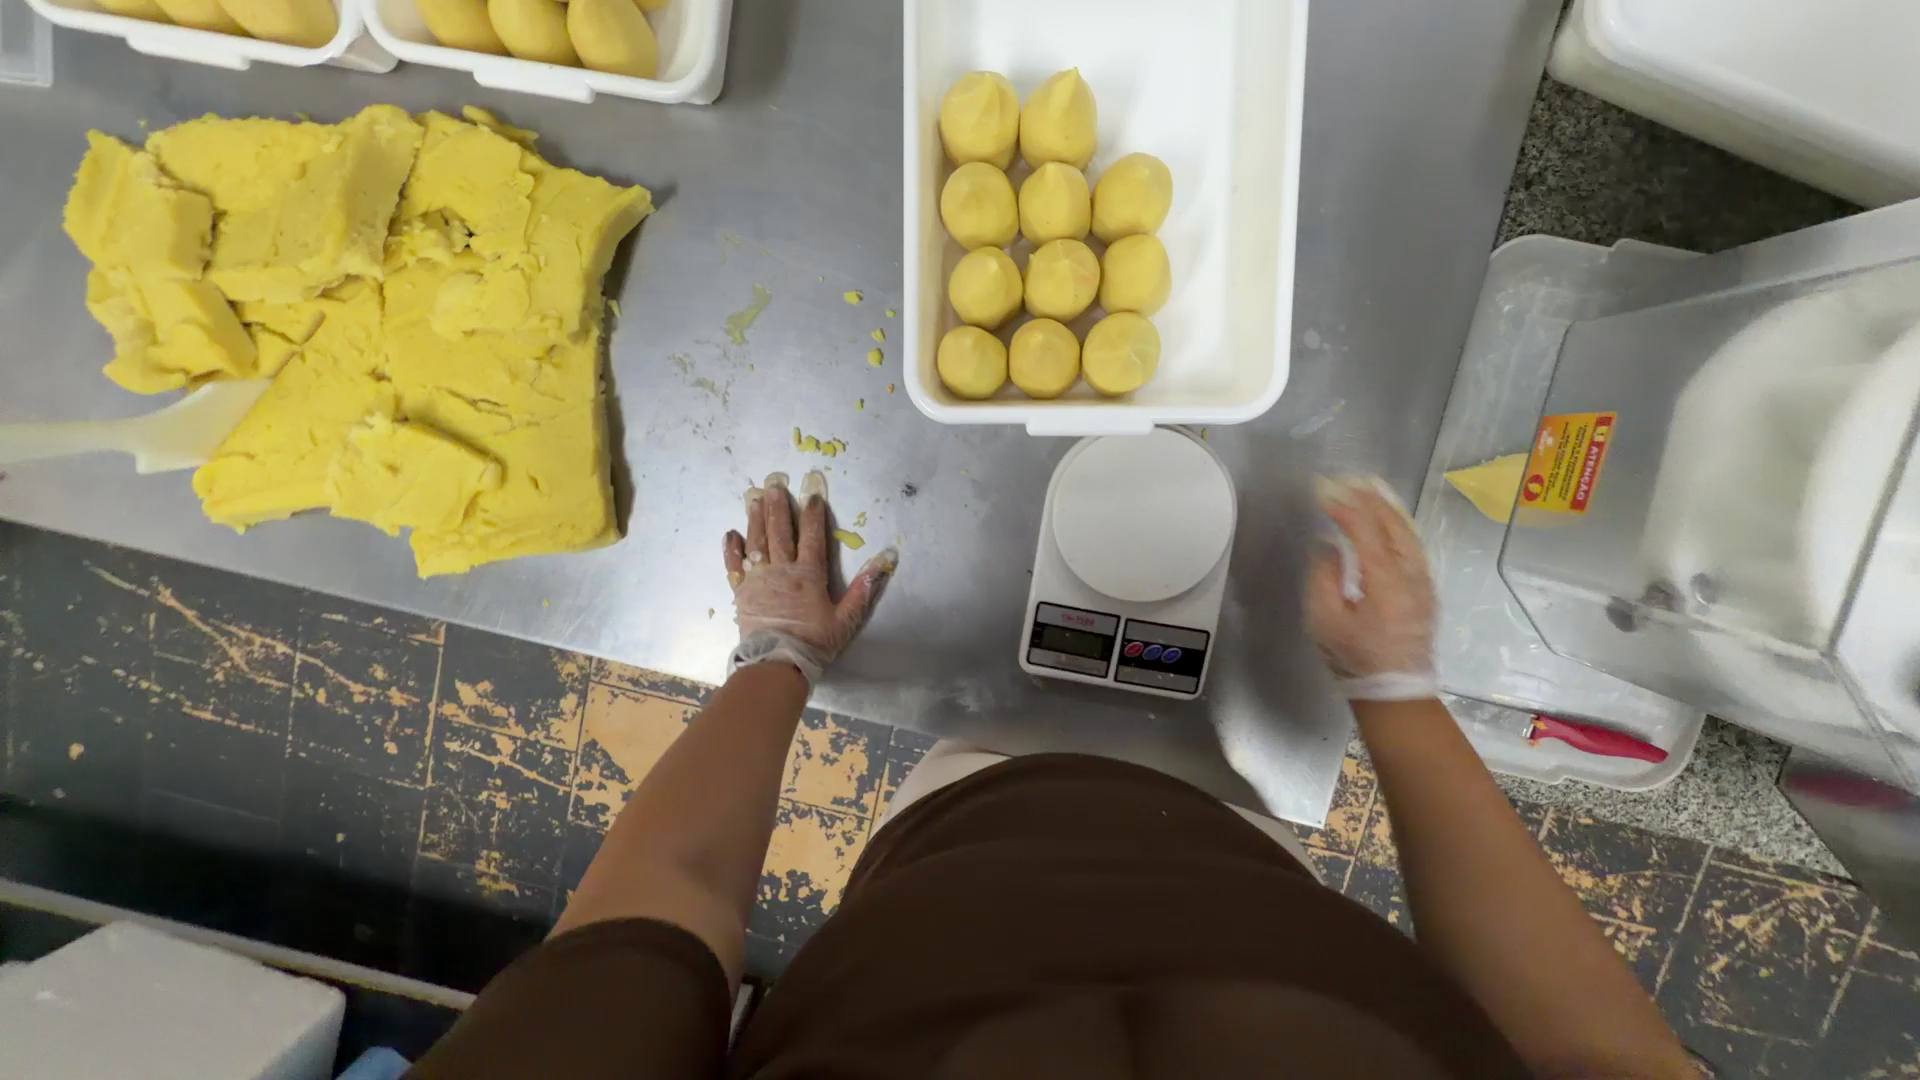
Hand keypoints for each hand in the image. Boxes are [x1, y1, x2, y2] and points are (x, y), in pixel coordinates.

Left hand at [722, 471, 895, 685]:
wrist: (777, 663)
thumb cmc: (815, 642)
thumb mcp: (847, 618)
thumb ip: (865, 588)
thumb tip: (887, 559)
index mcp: (809, 574)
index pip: (813, 536)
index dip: (813, 514)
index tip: (811, 494)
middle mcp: (782, 569)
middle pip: (780, 531)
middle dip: (778, 506)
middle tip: (775, 484)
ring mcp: (758, 579)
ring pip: (757, 541)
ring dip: (756, 518)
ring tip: (755, 497)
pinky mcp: (741, 591)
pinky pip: (734, 566)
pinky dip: (732, 549)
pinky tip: (731, 533)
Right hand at [1307, 477, 1437, 700]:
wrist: (1395, 691)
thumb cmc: (1353, 657)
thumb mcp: (1324, 620)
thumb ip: (1324, 576)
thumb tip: (1329, 545)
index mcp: (1385, 583)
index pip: (1365, 533)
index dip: (1345, 509)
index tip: (1324, 493)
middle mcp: (1411, 576)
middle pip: (1393, 527)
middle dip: (1370, 501)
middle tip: (1349, 480)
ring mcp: (1423, 583)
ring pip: (1409, 534)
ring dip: (1388, 509)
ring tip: (1372, 488)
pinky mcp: (1425, 590)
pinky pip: (1414, 546)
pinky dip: (1400, 526)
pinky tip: (1390, 519)